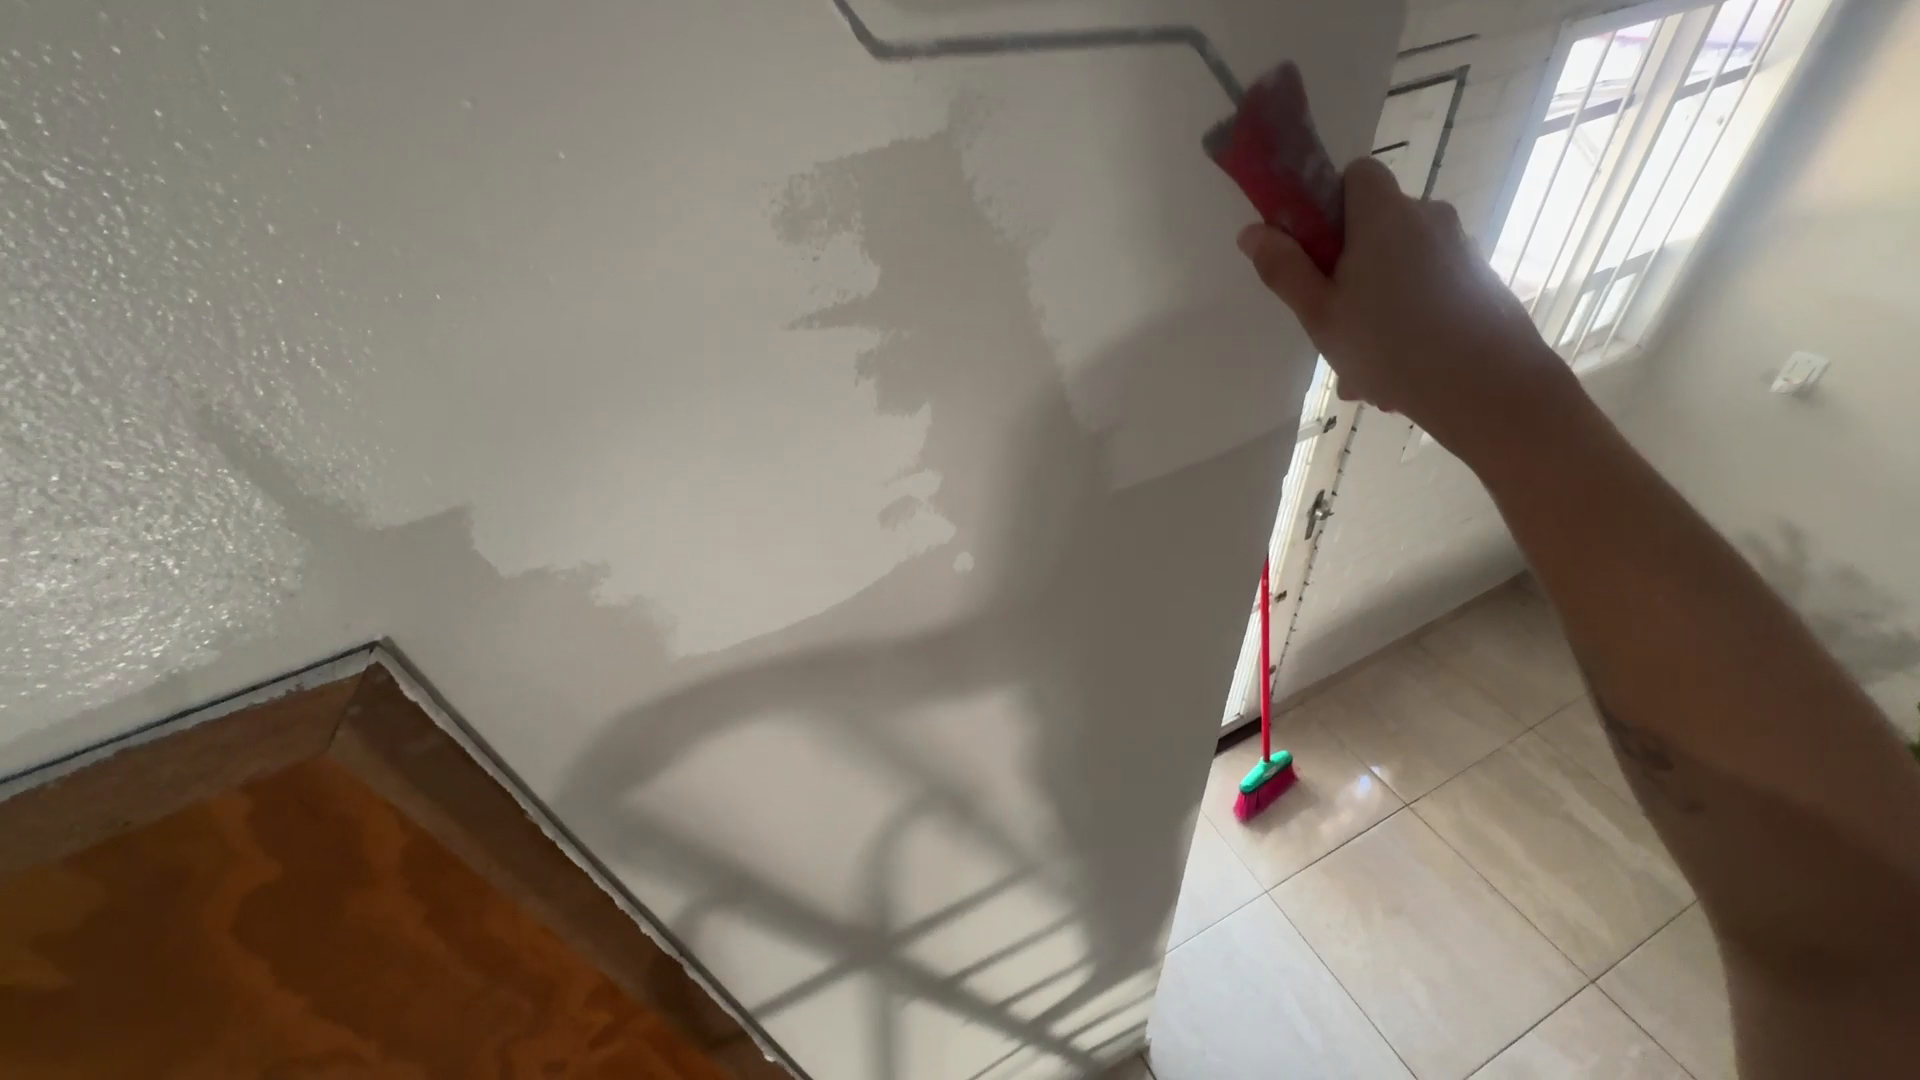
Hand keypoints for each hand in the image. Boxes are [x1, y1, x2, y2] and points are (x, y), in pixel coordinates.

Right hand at [1237, 156, 1580, 457]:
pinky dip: (1407, 319)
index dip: (1330, 204)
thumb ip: (1284, 270)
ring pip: (1400, 267)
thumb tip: (1251, 232)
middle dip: (1349, 267)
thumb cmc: (1390, 347)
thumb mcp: (1320, 315)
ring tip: (1364, 367)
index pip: (1356, 174)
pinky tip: (1397, 372)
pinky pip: (1427, 290)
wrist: (1489, 386)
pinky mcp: (1478, 280)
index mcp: (1384, 217)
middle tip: (1332, 323)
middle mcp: (1427, 218)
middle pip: (1376, 226)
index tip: (1314, 248)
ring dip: (1376, 304)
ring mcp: (1459, 249)